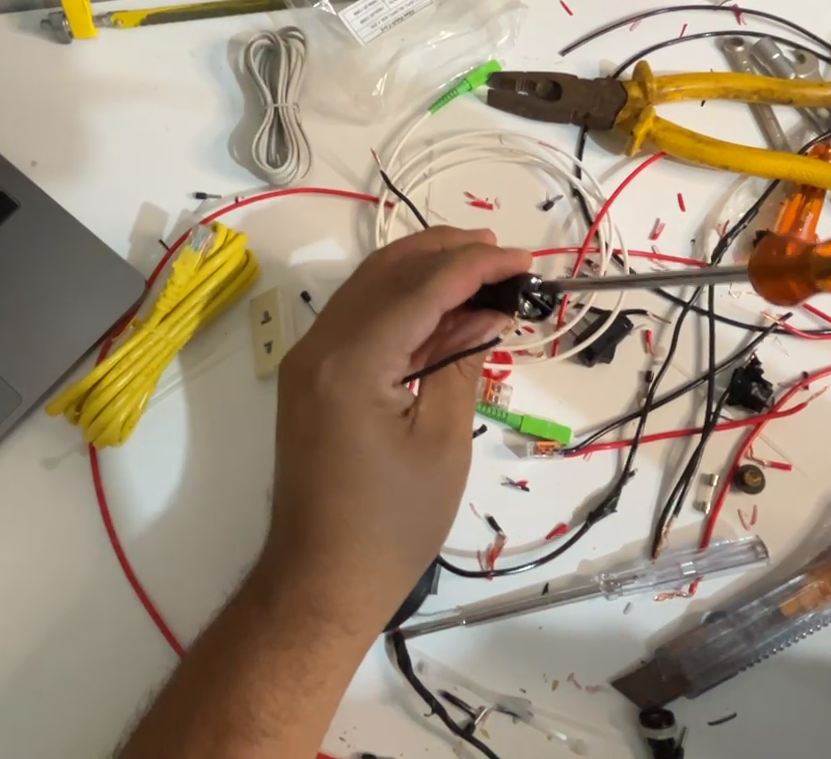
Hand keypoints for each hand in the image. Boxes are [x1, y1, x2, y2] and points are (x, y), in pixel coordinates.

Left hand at [261, 227, 530, 633]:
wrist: (321, 579)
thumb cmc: (392, 524)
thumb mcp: (443, 440)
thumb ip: (462, 361)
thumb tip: (487, 311)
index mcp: (351, 362)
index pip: (419, 288)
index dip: (474, 265)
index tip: (522, 258)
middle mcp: (319, 345)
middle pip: (387, 273)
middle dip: (446, 252)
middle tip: (501, 252)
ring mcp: (308, 358)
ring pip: (369, 287)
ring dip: (423, 271)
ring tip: (479, 267)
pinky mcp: (311, 374)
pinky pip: (359, 318)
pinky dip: (401, 303)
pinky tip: (441, 307)